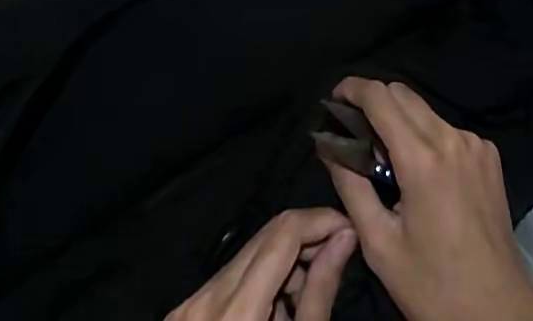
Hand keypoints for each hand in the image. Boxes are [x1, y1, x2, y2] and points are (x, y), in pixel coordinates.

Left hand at [166, 208, 357, 320]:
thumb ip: (321, 290)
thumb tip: (345, 236)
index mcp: (234, 312)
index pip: (284, 232)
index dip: (322, 220)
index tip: (350, 232)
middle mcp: (203, 299)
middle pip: (267, 236)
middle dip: (308, 240)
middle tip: (335, 264)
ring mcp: (186, 309)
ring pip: (251, 254)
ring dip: (286, 262)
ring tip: (304, 301)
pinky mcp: (182, 316)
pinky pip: (231, 277)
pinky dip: (262, 282)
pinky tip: (276, 314)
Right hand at [321, 78, 532, 320]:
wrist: (496, 305)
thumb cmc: (430, 283)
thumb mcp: (379, 242)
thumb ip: (351, 186)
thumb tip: (328, 145)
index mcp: (422, 158)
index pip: (382, 98)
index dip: (354, 88)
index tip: (334, 96)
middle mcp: (452, 137)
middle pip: (405, 96)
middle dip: (375, 103)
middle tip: (353, 133)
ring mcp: (476, 143)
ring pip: (427, 112)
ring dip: (401, 122)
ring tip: (384, 161)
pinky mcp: (489, 154)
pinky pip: (448, 131)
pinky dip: (427, 139)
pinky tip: (421, 175)